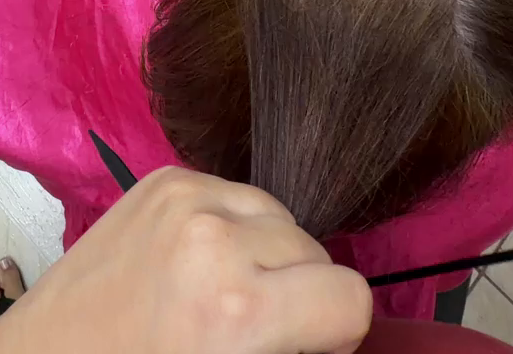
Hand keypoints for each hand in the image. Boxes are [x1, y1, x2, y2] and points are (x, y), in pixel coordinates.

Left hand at [0, 166, 370, 353]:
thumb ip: (293, 351)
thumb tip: (333, 332)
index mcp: (237, 305)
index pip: (349, 295)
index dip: (336, 331)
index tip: (304, 345)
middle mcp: (214, 232)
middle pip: (314, 247)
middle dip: (299, 289)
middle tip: (258, 324)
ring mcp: (184, 192)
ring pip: (278, 212)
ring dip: (268, 249)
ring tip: (226, 286)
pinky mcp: (163, 175)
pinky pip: (234, 191)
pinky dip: (231, 223)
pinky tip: (197, 255)